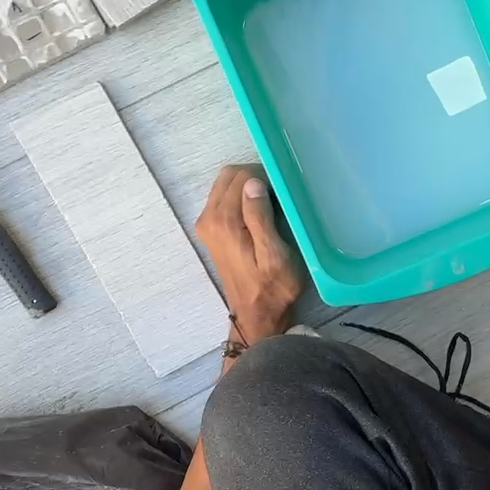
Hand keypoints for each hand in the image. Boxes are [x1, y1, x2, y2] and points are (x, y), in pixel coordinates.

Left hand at [195, 165, 301, 344]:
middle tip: (278, 196)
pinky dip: (242, 198)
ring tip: (271, 204)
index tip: (282, 192)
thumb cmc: (273, 286)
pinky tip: (260, 212)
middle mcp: (208, 218)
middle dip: (254, 178)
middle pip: (229, 176)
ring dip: (248, 187)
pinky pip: (224, 199)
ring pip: (225, 185)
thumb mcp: (274, 253)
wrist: (257, 313)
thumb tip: (252, 183)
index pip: (240, 176)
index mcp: (223, 221)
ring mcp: (207, 224)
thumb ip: (260, 217)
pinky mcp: (212, 231)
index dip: (264, 177)